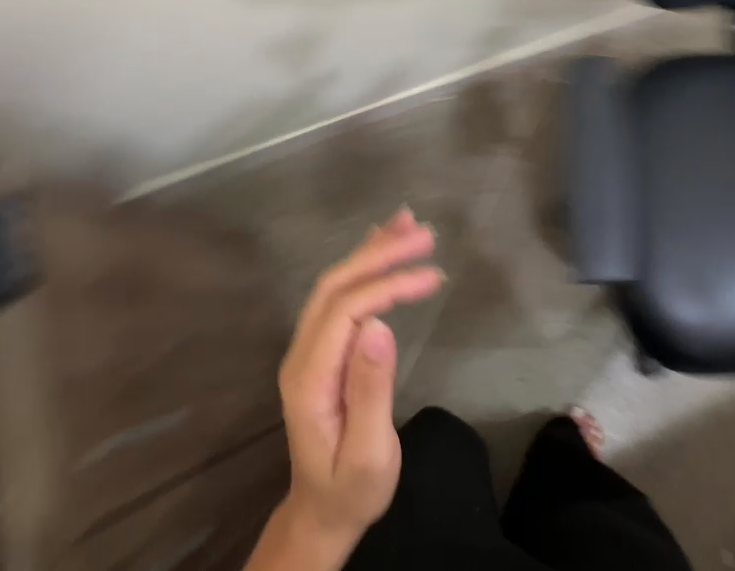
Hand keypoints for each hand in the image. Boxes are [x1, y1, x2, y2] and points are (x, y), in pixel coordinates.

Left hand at [247, 208, 442, 569]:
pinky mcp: (321, 350)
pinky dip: (362, 266)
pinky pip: (337, 296)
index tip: (433, 275)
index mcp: (311, 378)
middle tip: (425, 233)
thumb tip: (379, 325)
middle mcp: (301, 355)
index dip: (388, 285)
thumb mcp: (368, 451)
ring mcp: (307, 350)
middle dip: (379, 253)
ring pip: (333, 285)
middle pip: (335, 287)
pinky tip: (382, 248)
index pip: (346, 311)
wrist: (321, 512)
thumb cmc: (352, 488)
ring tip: (408, 223)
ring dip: (370, 251)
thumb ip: (371, 389)